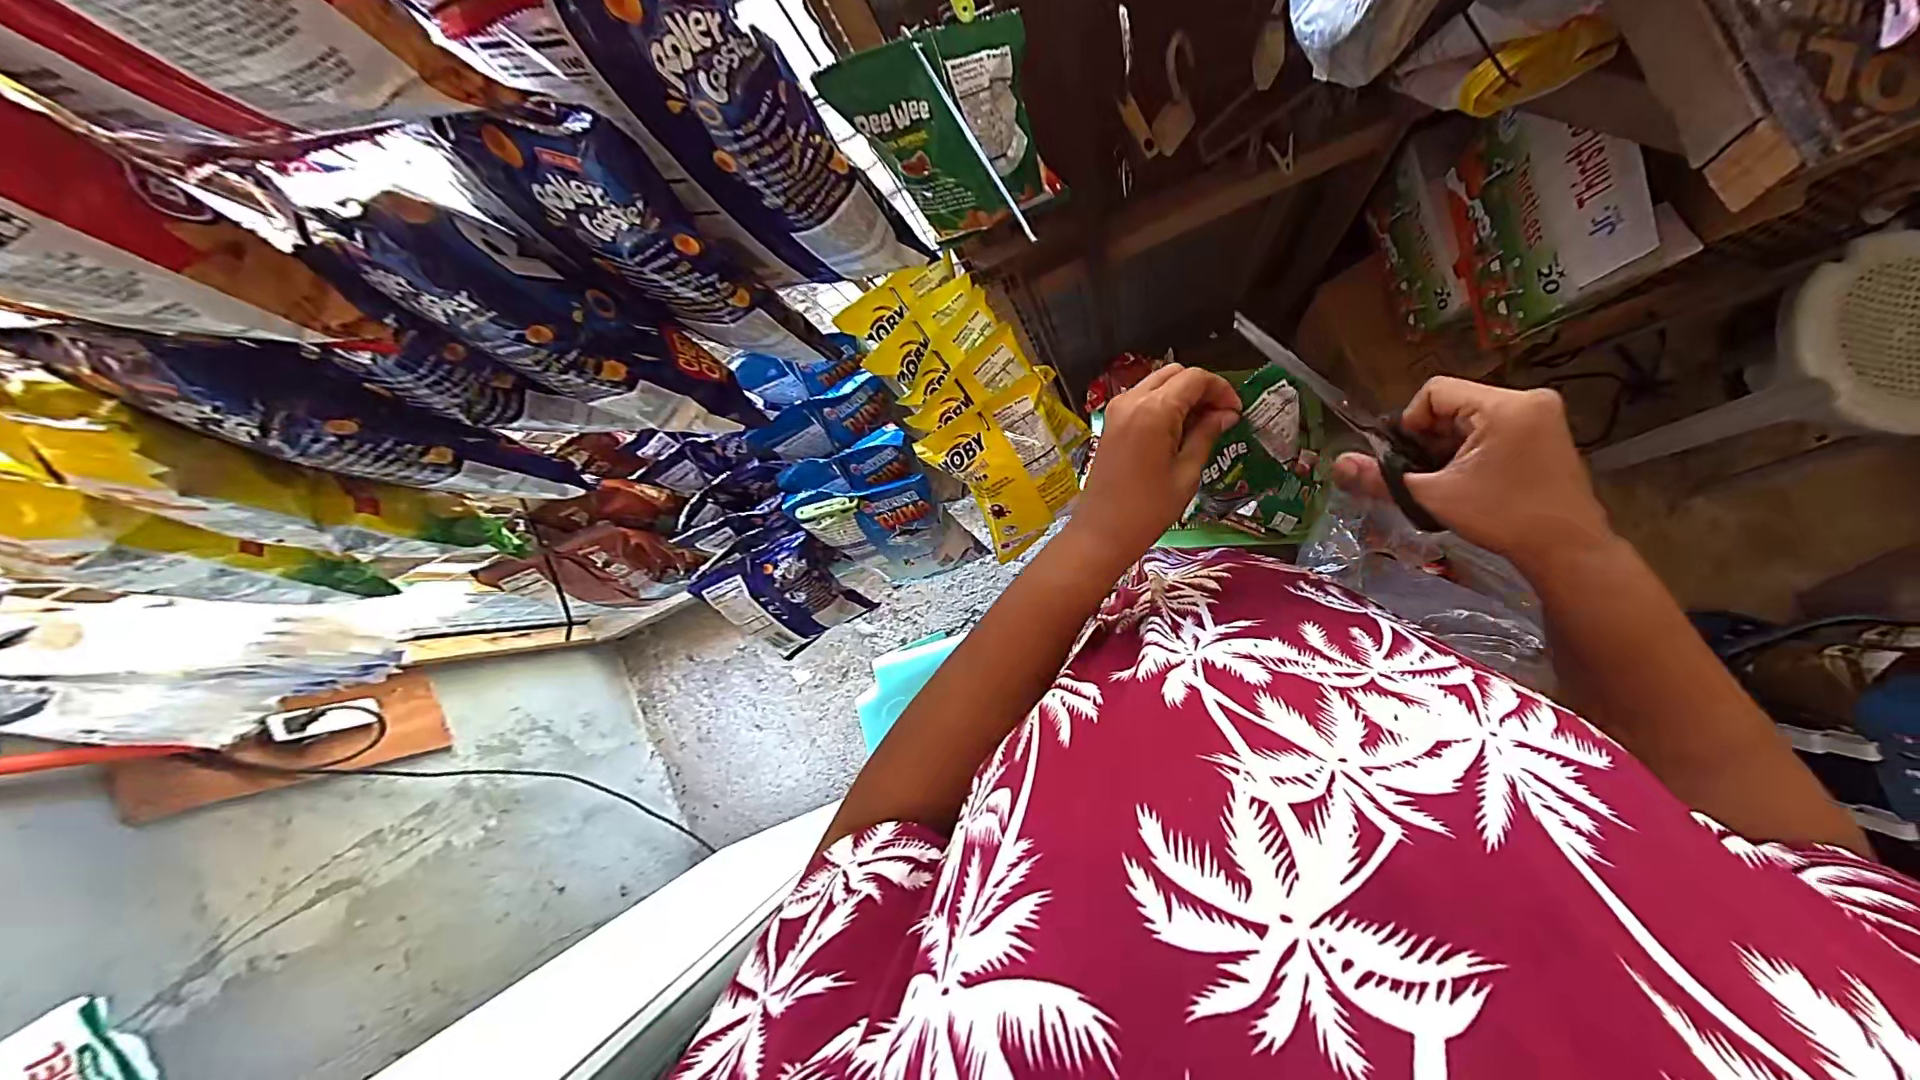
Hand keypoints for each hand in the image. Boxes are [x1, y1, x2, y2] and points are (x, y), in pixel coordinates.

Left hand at [1068, 364, 1239, 570]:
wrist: (1102, 531)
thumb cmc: (1148, 509)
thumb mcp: (1186, 472)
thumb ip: (1206, 435)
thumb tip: (1226, 415)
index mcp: (1153, 410)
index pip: (1195, 378)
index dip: (1221, 389)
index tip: (1235, 411)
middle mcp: (1131, 401)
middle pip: (1174, 374)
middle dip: (1201, 388)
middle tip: (1220, 416)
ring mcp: (1116, 410)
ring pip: (1156, 383)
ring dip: (1181, 395)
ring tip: (1201, 425)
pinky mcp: (1110, 423)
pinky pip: (1141, 399)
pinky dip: (1162, 404)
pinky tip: (1177, 431)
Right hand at [1331, 377, 1612, 572]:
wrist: (1567, 548)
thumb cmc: (1502, 517)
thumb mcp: (1432, 496)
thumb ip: (1380, 477)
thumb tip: (1338, 463)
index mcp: (1505, 405)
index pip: (1434, 391)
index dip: (1410, 423)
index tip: (1411, 458)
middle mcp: (1528, 400)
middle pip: (1451, 405)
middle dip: (1428, 439)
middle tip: (1428, 475)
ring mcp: (1540, 416)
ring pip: (1467, 419)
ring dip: (1446, 448)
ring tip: (1448, 481)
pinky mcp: (1544, 434)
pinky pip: (1489, 429)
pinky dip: (1468, 451)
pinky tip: (1469, 481)